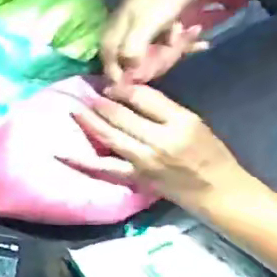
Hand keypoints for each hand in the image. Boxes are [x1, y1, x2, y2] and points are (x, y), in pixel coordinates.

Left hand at [67, 83, 254, 211]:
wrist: (216, 190)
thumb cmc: (208, 153)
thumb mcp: (194, 123)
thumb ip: (163, 110)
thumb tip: (128, 95)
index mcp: (181, 121)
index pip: (145, 97)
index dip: (123, 89)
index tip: (111, 86)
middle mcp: (161, 139)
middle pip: (122, 115)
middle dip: (100, 102)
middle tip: (86, 94)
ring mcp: (144, 160)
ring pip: (108, 135)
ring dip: (88, 120)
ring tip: (74, 109)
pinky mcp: (134, 177)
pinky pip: (101, 166)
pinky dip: (79, 160)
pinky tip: (60, 153)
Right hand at [101, 0, 203, 83]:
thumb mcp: (144, 26)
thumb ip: (131, 51)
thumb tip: (128, 74)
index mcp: (112, 37)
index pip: (109, 66)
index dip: (122, 78)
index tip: (139, 86)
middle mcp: (122, 37)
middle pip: (132, 62)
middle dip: (155, 64)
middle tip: (175, 57)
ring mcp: (140, 31)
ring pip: (152, 53)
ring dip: (173, 52)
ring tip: (193, 44)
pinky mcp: (156, 25)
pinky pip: (166, 41)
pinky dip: (181, 43)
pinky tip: (200, 41)